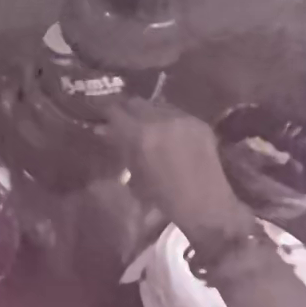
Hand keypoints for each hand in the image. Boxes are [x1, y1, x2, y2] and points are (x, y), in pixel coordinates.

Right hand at [105, 98, 256, 246]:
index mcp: (141, 134)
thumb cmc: (162, 196)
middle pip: (135, 102)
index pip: (115, 111)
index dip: (105, 112)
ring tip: (144, 126)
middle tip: (120, 120)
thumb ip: (119, 146)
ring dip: (146, 113)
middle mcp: (162, 120)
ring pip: (156, 105)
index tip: (100, 116)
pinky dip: (165, 119)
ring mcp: (183, 119)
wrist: (205, 203)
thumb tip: (102, 129)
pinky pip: (175, 113)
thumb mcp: (133, 171)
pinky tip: (165, 133)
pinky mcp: (199, 122)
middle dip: (126, 110)